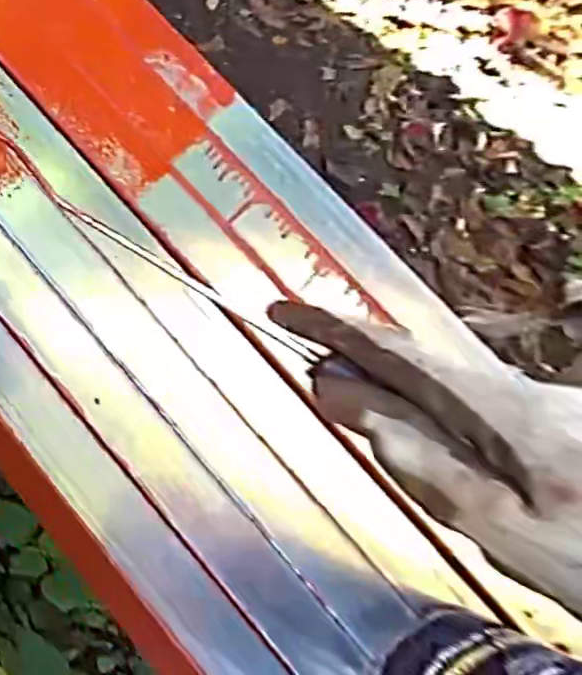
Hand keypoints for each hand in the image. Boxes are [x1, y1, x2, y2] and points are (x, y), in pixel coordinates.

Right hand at [271, 301, 581, 613]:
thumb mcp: (490, 521)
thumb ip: (404, 450)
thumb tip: (340, 392)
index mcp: (500, 411)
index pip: (388, 349)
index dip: (326, 326)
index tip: (277, 308)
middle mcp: (535, 395)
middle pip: (425, 376)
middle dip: (382, 389)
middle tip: (359, 423)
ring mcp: (568, 409)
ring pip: (469, 403)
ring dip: (439, 425)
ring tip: (464, 488)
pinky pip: (504, 420)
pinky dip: (478, 439)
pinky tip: (511, 489)